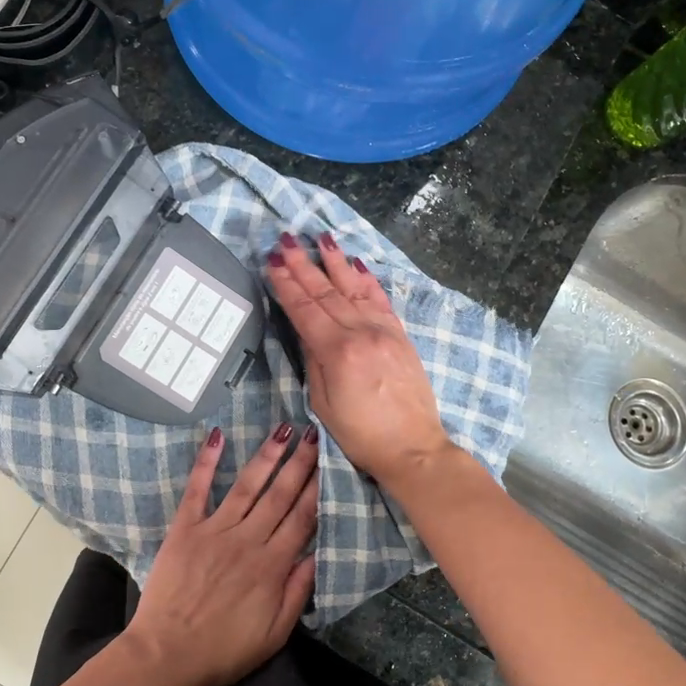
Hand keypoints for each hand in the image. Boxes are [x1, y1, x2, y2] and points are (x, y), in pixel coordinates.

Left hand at [123, 422, 319, 685]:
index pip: (303, 518)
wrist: (167, 656)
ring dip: (267, 455)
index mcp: (272, 566)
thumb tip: (318, 554)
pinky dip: (206, 462)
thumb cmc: (224, 651)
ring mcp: (214, 531)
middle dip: (300, 462)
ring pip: (247, 486)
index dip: (319, 488)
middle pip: (280, 495)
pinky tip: (217, 437)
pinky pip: (197, 489)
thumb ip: (298, 592)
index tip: (331, 462)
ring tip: (283, 429)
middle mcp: (247, 540)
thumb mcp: (275, 634)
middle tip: (315, 433)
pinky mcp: (184, 529)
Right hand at [265, 232, 455, 486]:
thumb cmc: (361, 434)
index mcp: (338, 352)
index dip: (286, 284)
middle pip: (326, 292)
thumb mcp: (323, 402)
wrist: (413, 447)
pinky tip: (356, 264)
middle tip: (286, 240)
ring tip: (319, 238)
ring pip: (354, 288)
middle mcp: (362, 333)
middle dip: (303, 265)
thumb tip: (303, 327)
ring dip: (334, 262)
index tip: (271, 261)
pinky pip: (380, 299)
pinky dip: (366, 279)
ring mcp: (384, 331)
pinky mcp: (399, 335)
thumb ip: (313, 360)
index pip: (305, 309)